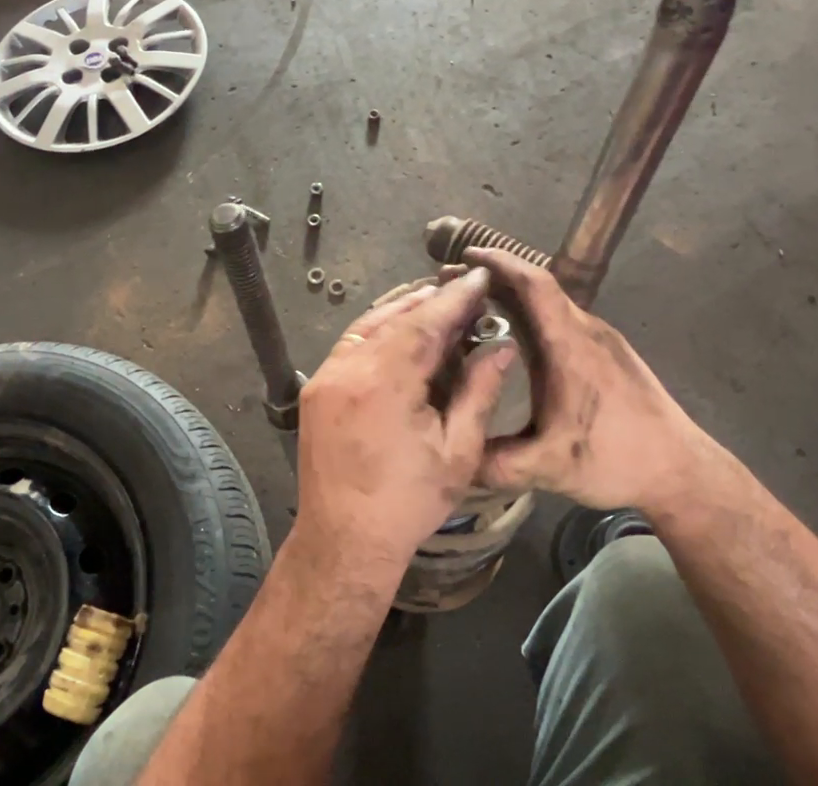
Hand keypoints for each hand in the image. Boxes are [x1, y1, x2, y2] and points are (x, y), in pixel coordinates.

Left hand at [293, 269, 516, 572]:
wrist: (344, 539)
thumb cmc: (408, 502)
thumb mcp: (457, 451)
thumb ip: (479, 391)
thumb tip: (502, 347)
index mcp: (385, 383)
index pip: (425, 323)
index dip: (455, 299)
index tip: (479, 279)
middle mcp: (348, 368)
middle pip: (395, 317)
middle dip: (431, 301)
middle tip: (464, 291)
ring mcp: (325, 376)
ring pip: (368, 326)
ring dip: (403, 311)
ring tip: (437, 304)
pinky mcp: (316, 388)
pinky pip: (350, 344)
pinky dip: (378, 331)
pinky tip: (401, 333)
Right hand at [464, 247, 700, 511]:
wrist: (682, 471)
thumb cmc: (618, 460)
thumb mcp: (548, 468)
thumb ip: (494, 462)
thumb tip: (449, 456)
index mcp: (571, 347)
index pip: (535, 284)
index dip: (499, 263)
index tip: (465, 256)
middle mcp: (588, 332)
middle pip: (538, 287)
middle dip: (494, 279)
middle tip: (452, 287)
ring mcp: (603, 341)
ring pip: (551, 305)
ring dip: (512, 299)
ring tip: (473, 311)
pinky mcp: (610, 354)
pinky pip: (563, 321)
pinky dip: (531, 317)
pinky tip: (512, 341)